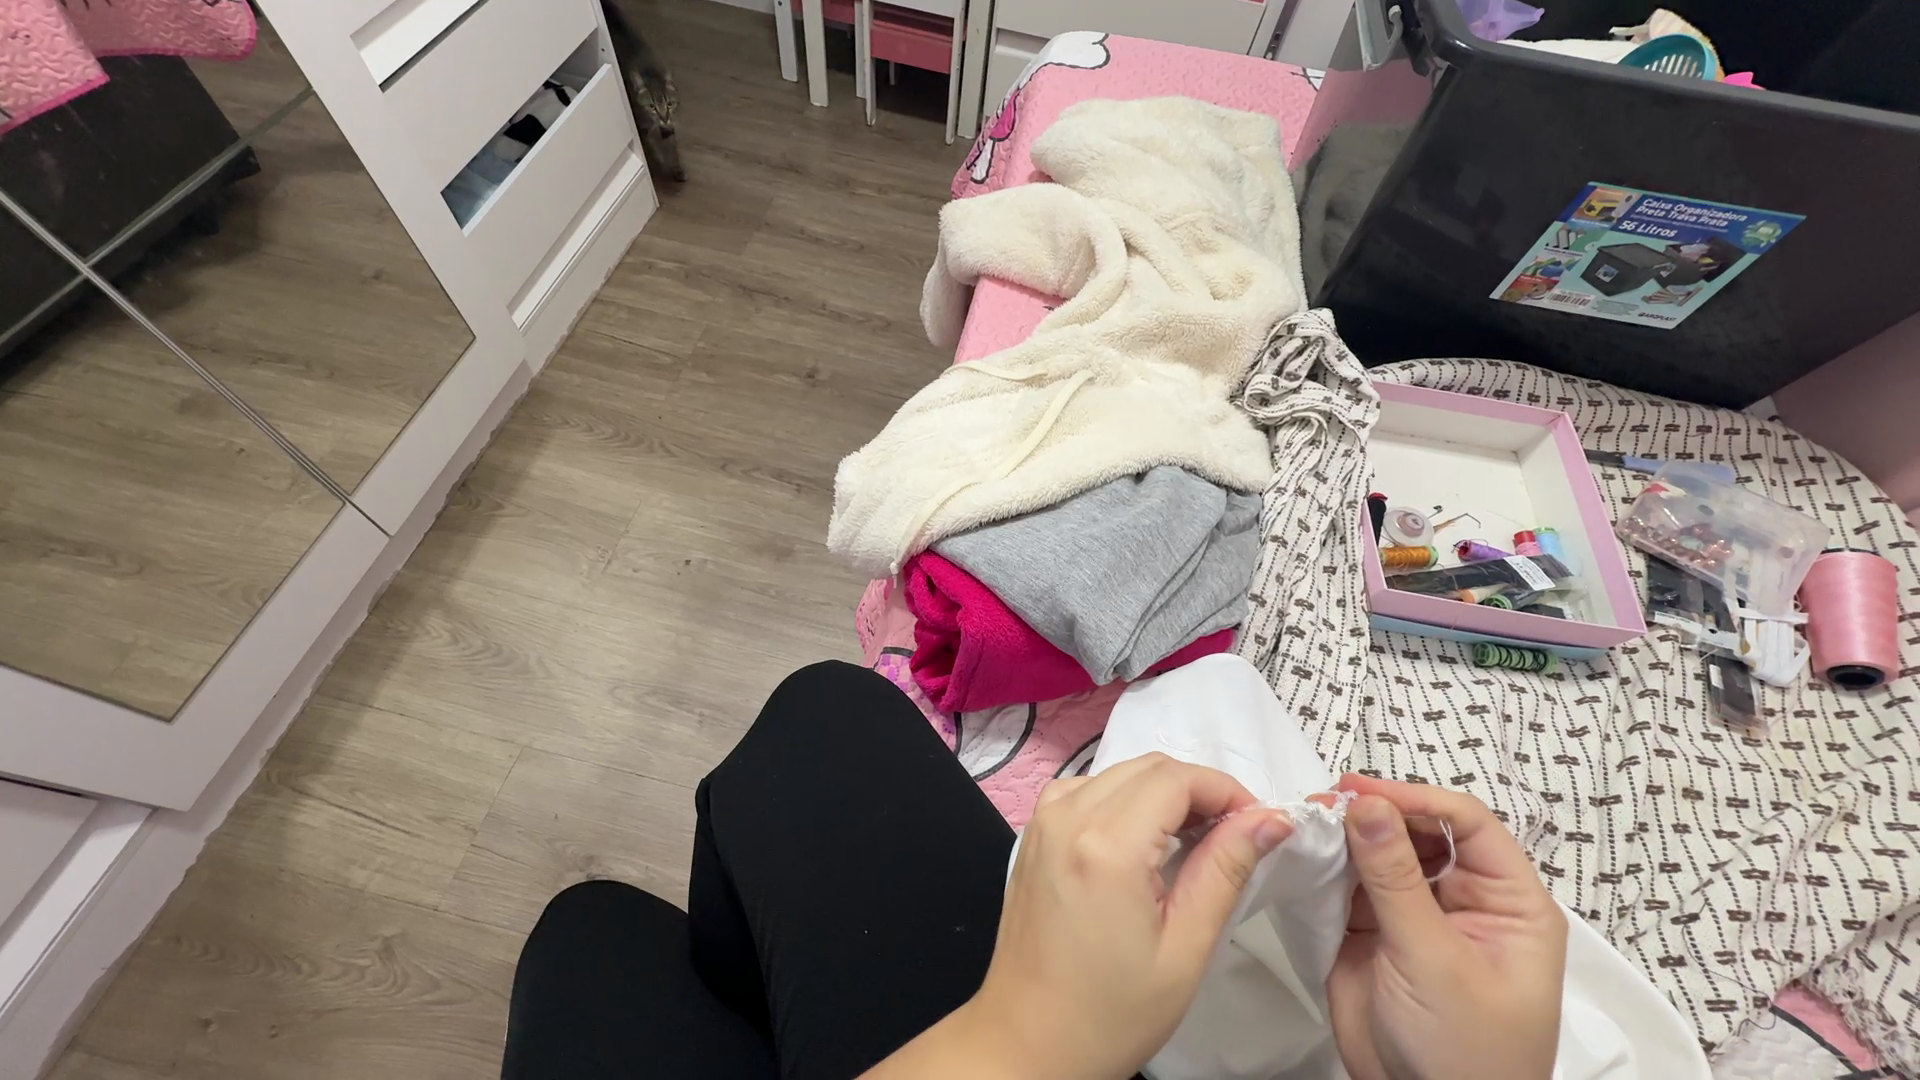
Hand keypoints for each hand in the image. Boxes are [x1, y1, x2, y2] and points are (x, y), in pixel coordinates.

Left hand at [960, 753, 1292, 1079]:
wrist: (1028, 1039)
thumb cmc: (1112, 1011)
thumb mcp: (1184, 948)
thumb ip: (1225, 870)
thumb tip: (1270, 819)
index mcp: (1106, 843)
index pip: (1176, 778)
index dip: (1225, 790)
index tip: (1258, 823)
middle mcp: (1067, 814)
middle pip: (1147, 768)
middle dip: (1198, 789)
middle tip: (1233, 834)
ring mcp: (1043, 819)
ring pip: (1118, 772)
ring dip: (1162, 791)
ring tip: (1195, 839)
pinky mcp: (1034, 832)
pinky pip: (1087, 787)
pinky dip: (1124, 797)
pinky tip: (1143, 838)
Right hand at [1326, 774, 1565, 1079]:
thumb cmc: (1461, 1052)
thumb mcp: (1432, 960)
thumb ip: (1394, 878)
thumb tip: (1365, 804)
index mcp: (1507, 904)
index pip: (1467, 824)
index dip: (1417, 799)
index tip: (1362, 791)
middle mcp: (1462, 898)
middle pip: (1419, 828)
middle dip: (1375, 811)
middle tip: (1325, 803)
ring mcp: (1414, 910)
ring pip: (1379, 848)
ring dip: (1345, 832)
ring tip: (1308, 820)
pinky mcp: (1371, 924)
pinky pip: (1349, 877)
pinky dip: (1326, 861)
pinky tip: (1304, 850)